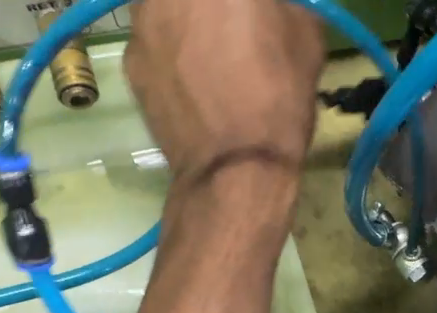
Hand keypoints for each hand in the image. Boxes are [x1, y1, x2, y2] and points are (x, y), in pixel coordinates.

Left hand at [125, 0, 326, 193]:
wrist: (235, 171)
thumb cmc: (279, 98)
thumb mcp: (306, 35)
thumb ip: (286, 3)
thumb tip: (271, 6)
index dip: (246, 6)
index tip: (256, 15)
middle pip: (192, 0)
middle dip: (212, 10)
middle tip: (231, 27)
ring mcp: (142, 19)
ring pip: (164, 7)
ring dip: (184, 17)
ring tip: (210, 50)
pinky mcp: (130, 60)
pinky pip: (152, 38)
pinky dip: (170, 49)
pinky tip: (192, 81)